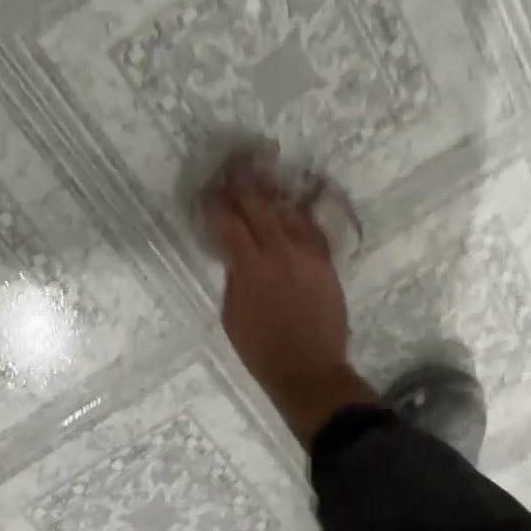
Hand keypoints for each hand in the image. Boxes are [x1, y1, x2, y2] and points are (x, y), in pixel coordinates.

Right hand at [199, 152, 377, 444]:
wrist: (310, 369)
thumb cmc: (261, 349)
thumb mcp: (233, 313)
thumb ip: (235, 277)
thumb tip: (236, 253)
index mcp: (250, 267)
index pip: (227, 223)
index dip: (214, 204)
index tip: (205, 190)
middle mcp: (279, 252)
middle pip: (258, 206)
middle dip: (243, 181)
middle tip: (234, 161)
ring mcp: (307, 254)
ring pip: (287, 210)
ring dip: (272, 190)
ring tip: (262, 171)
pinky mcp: (325, 261)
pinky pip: (312, 226)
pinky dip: (302, 209)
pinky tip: (297, 196)